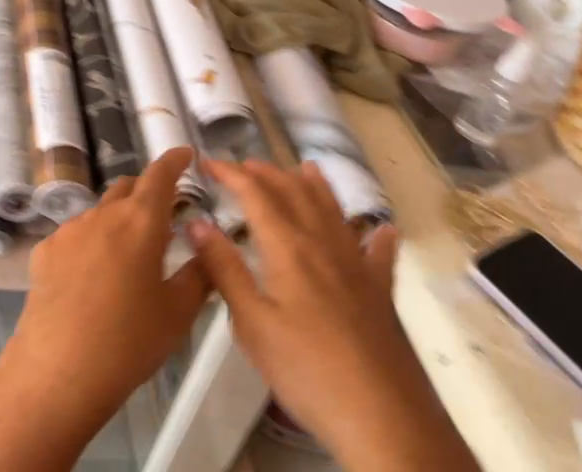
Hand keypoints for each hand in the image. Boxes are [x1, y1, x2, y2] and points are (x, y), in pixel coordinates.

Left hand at [6, 149, 209, 418]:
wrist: (60, 366)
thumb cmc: (130, 340)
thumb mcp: (178, 312)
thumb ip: (198, 274)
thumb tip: (207, 247)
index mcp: (140, 222)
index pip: (159, 176)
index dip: (173, 161)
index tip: (184, 153)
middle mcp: (102, 215)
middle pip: (126, 189)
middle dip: (146, 192)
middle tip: (164, 214)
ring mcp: (68, 231)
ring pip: (99, 213)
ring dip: (118, 221)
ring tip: (130, 253)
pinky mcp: (45, 251)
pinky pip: (75, 236)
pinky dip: (92, 243)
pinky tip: (95, 277)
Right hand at [188, 160, 477, 471]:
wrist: (384, 419)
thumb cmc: (307, 371)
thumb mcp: (252, 323)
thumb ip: (225, 270)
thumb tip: (198, 224)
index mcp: (289, 249)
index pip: (256, 196)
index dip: (231, 174)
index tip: (208, 162)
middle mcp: (325, 247)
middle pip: (296, 195)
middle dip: (268, 174)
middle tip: (244, 165)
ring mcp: (359, 269)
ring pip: (335, 214)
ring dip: (316, 187)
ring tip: (304, 168)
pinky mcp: (381, 295)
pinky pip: (379, 254)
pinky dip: (376, 235)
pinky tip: (381, 229)